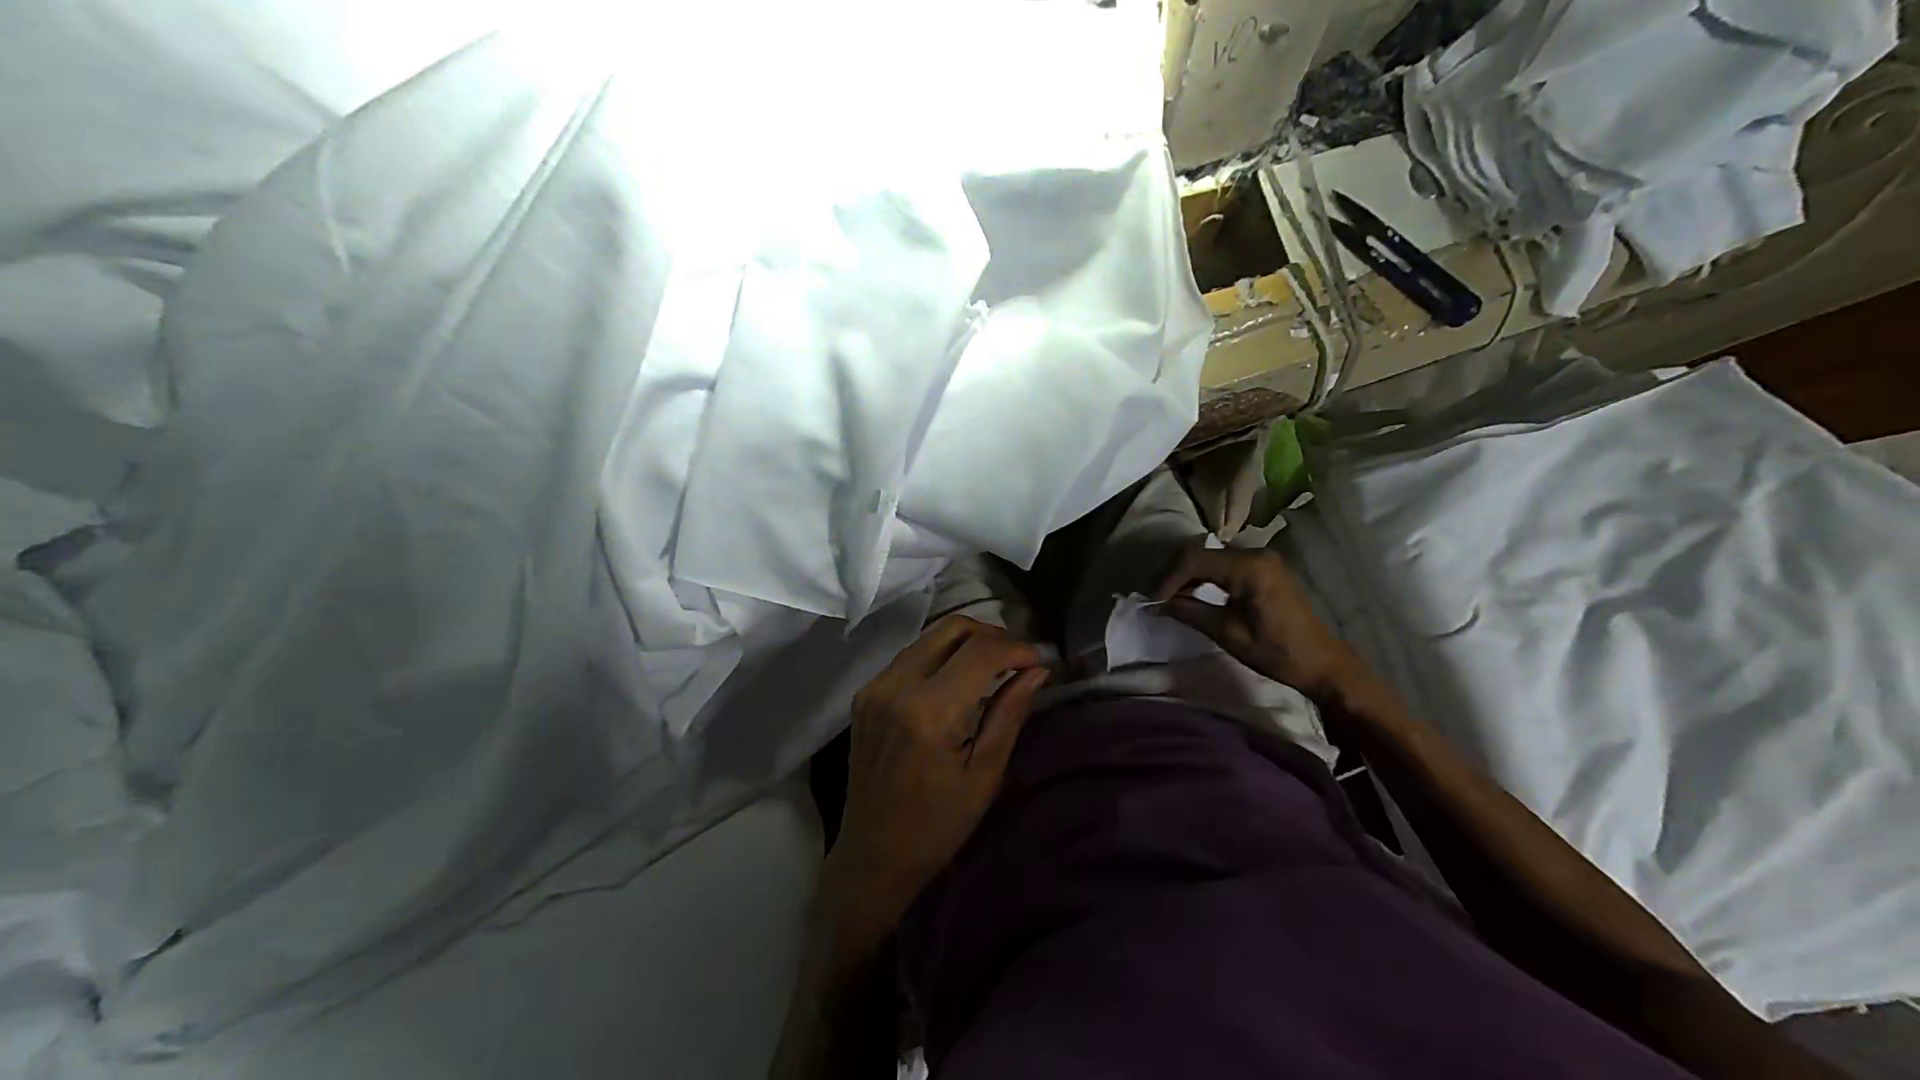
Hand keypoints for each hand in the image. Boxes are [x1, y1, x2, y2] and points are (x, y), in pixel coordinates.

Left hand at [824, 615, 1048, 927]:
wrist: (872, 855)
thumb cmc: (937, 826)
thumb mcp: (985, 774)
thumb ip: (1010, 713)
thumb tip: (1037, 670)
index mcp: (928, 711)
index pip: (980, 652)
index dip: (1016, 648)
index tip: (1039, 661)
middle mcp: (895, 687)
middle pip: (952, 628)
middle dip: (992, 634)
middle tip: (1017, 660)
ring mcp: (875, 687)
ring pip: (929, 636)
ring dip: (966, 642)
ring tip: (994, 666)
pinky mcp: (865, 694)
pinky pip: (910, 656)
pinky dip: (940, 656)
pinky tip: (959, 679)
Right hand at [1154, 546, 1362, 697]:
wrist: (1323, 663)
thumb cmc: (1278, 653)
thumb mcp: (1228, 634)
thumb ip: (1190, 612)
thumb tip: (1158, 604)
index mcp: (1250, 568)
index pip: (1194, 560)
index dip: (1167, 578)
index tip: (1151, 601)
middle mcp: (1255, 554)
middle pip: (1199, 553)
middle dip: (1172, 575)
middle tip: (1155, 599)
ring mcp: (1261, 558)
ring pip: (1209, 557)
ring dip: (1185, 575)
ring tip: (1168, 599)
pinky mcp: (1263, 567)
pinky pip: (1223, 563)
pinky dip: (1202, 576)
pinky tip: (1191, 594)